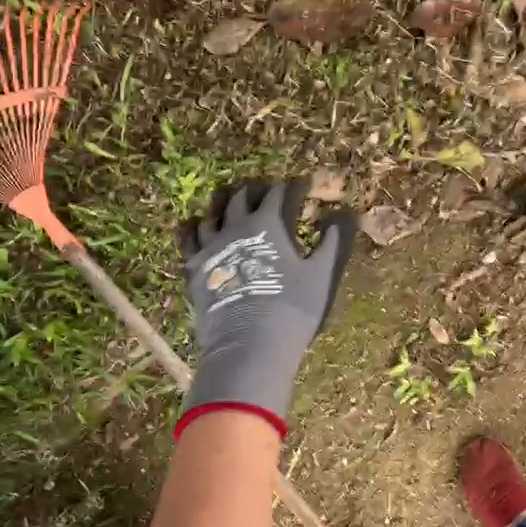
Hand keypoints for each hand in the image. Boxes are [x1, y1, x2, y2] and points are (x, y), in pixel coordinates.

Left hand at [175, 179, 354, 437]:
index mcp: (266, 225)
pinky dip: (193, 229)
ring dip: (221, 206)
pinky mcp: (194, 270)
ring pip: (210, 216)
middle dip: (251, 191)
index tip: (295, 184)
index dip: (286, 188)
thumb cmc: (292, 306)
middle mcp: (233, 229)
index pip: (275, 196)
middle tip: (260, 189)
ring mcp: (209, 249)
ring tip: (227, 203)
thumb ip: (328, 245)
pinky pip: (188, 241)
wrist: (248, 343)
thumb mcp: (319, 275)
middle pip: (239, 200)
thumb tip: (337, 220)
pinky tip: (195, 227)